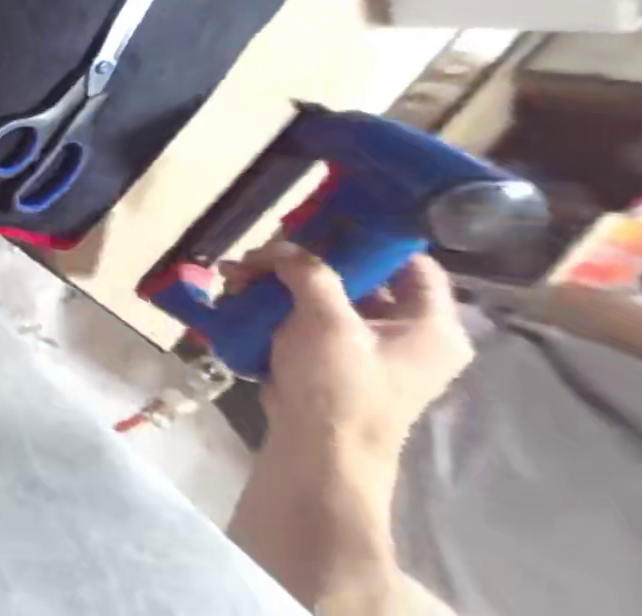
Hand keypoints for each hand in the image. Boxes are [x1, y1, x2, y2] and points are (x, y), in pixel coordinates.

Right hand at [239, 241, 472, 461]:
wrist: (318, 446)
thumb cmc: (338, 384)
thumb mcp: (326, 321)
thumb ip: (308, 274)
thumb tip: (282, 247)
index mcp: (429, 326)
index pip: (412, 264)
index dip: (371, 238)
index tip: (322, 220)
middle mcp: (405, 332)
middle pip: (355, 275)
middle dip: (300, 260)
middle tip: (260, 253)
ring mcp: (365, 345)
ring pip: (320, 293)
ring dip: (276, 281)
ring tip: (235, 276)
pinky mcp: (330, 356)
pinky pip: (303, 315)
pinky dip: (273, 303)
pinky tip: (238, 297)